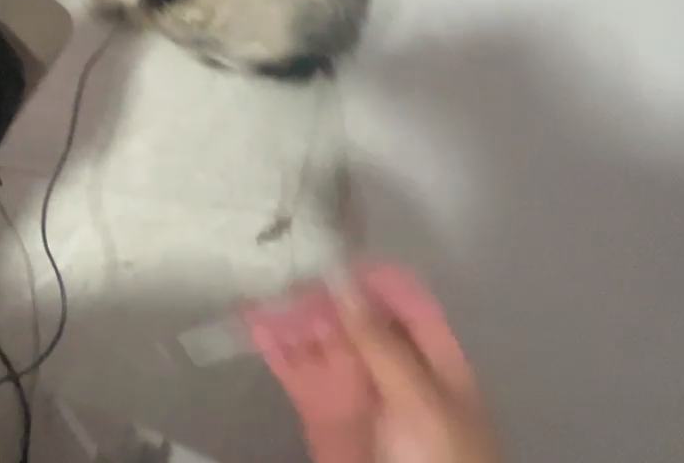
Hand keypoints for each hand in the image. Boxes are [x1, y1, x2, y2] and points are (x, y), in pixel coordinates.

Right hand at [248, 265, 498, 462]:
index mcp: (432, 363)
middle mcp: (388, 365)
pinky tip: (246, 313)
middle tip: (282, 254)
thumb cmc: (437, 460)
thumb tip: (344, 282)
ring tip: (257, 277)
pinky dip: (267, 336)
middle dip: (320, 285)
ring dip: (288, 307)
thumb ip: (383, 344)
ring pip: (315, 332)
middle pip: (352, 312)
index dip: (374, 272)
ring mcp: (349, 383)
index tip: (334, 242)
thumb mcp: (422, 403)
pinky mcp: (313, 400)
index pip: (406, 303)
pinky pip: (288, 361)